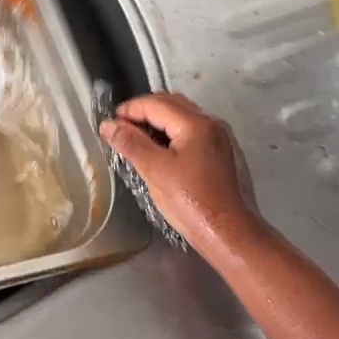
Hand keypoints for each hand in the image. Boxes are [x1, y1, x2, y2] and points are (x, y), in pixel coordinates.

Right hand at [99, 92, 258, 252]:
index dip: (129, 110)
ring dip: (158, 121)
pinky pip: (192, 131)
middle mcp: (211, 123)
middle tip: (121, 129)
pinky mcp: (222, 153)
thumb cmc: (191, 202)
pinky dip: (172, 132)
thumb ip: (130, 143)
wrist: (231, 235)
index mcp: (196, 123)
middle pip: (171, 103)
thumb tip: (107, 125)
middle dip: (143, 112)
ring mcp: (220, 138)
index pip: (155, 103)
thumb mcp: (155, 171)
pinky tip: (161, 152)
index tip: (109, 124)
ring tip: (137, 139)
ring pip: (182, 116)